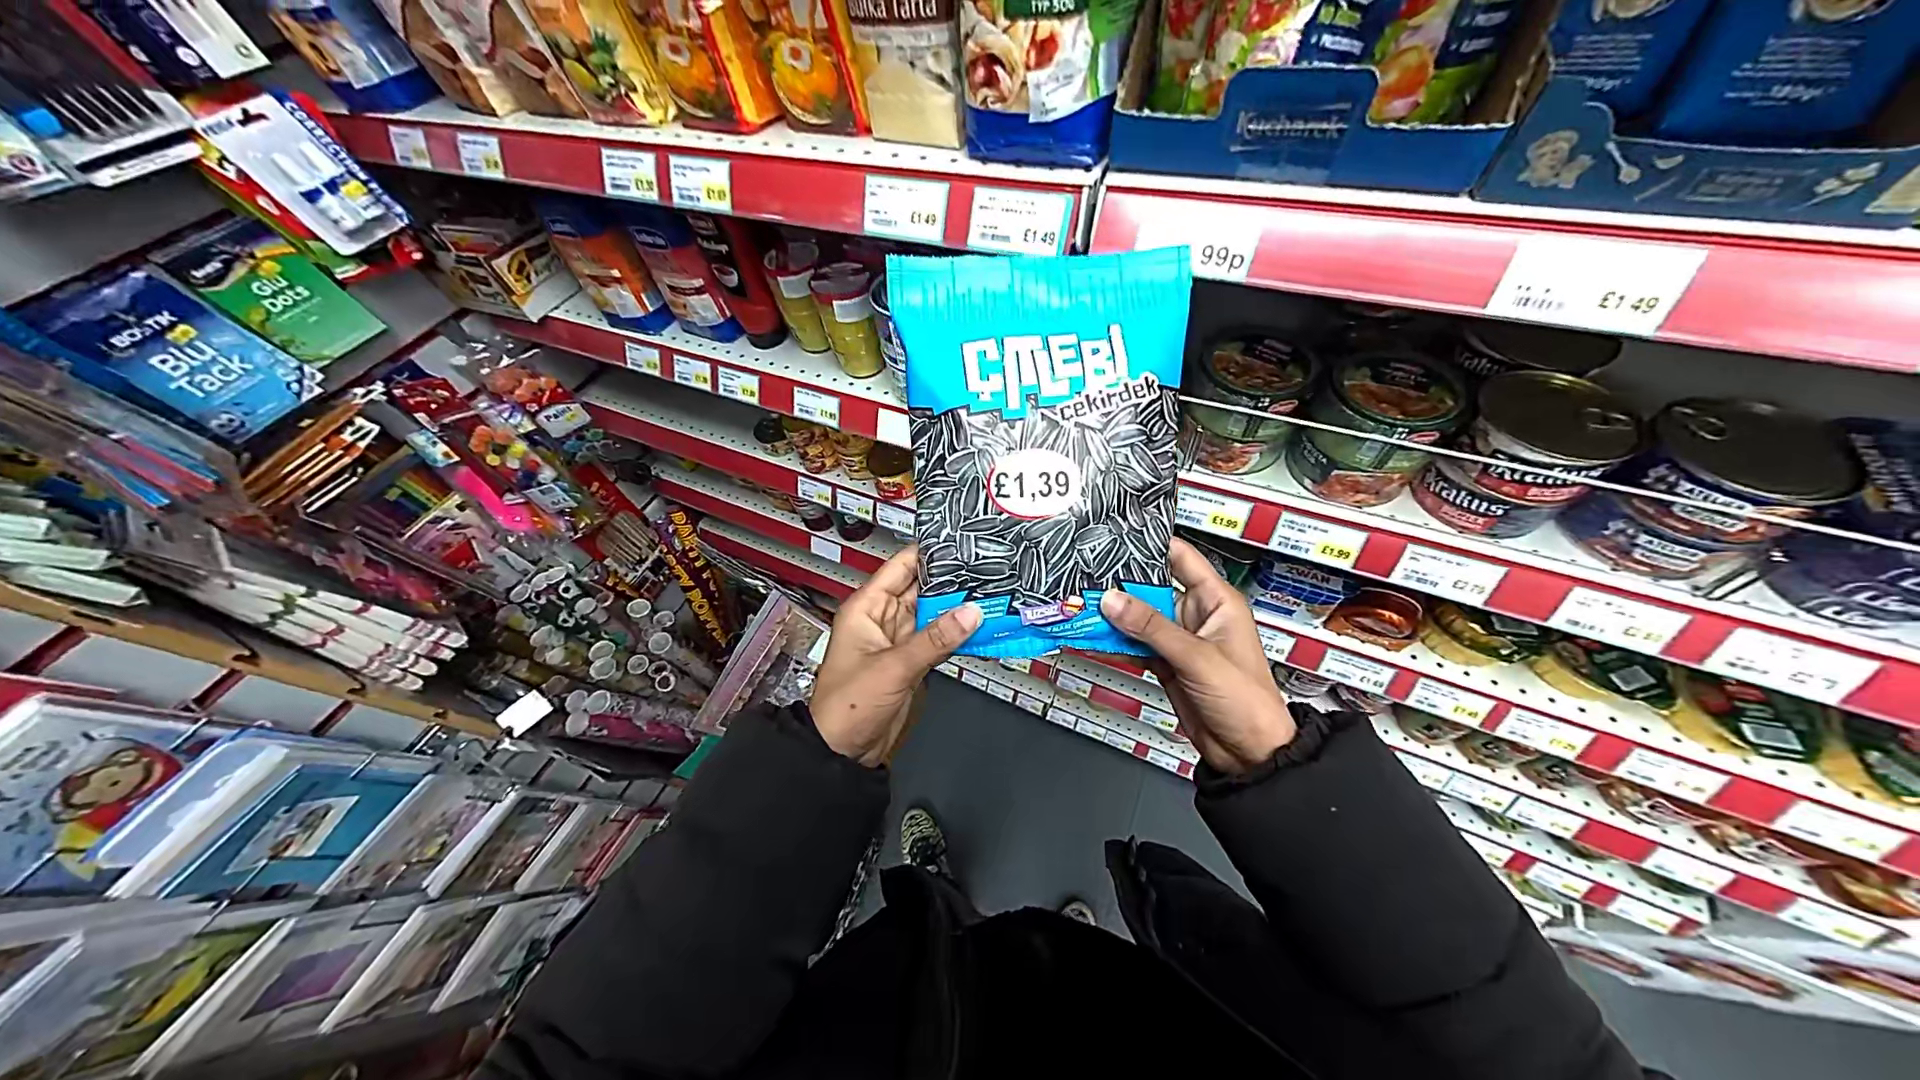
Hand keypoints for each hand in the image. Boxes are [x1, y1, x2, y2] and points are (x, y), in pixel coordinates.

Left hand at [811, 545, 980, 766]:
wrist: (842, 751)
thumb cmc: (846, 706)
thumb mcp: (893, 667)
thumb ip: (934, 639)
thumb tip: (970, 613)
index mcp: (868, 607)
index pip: (901, 567)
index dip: (929, 552)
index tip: (960, 542)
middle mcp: (884, 619)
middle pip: (923, 588)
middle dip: (953, 580)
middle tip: (988, 569)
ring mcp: (899, 640)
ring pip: (934, 614)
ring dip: (958, 608)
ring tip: (991, 594)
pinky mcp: (911, 661)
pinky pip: (938, 639)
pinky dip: (957, 633)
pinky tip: (980, 627)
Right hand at [1100, 539, 1294, 774]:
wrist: (1249, 755)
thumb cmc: (1247, 702)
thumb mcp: (1197, 658)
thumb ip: (1152, 628)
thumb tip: (1113, 600)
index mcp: (1216, 602)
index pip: (1181, 558)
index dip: (1152, 544)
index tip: (1119, 535)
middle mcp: (1196, 616)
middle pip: (1151, 588)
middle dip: (1120, 584)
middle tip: (1086, 574)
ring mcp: (1178, 640)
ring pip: (1138, 617)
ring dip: (1113, 615)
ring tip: (1081, 603)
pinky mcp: (1165, 663)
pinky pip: (1134, 644)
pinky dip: (1114, 641)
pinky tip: (1093, 635)